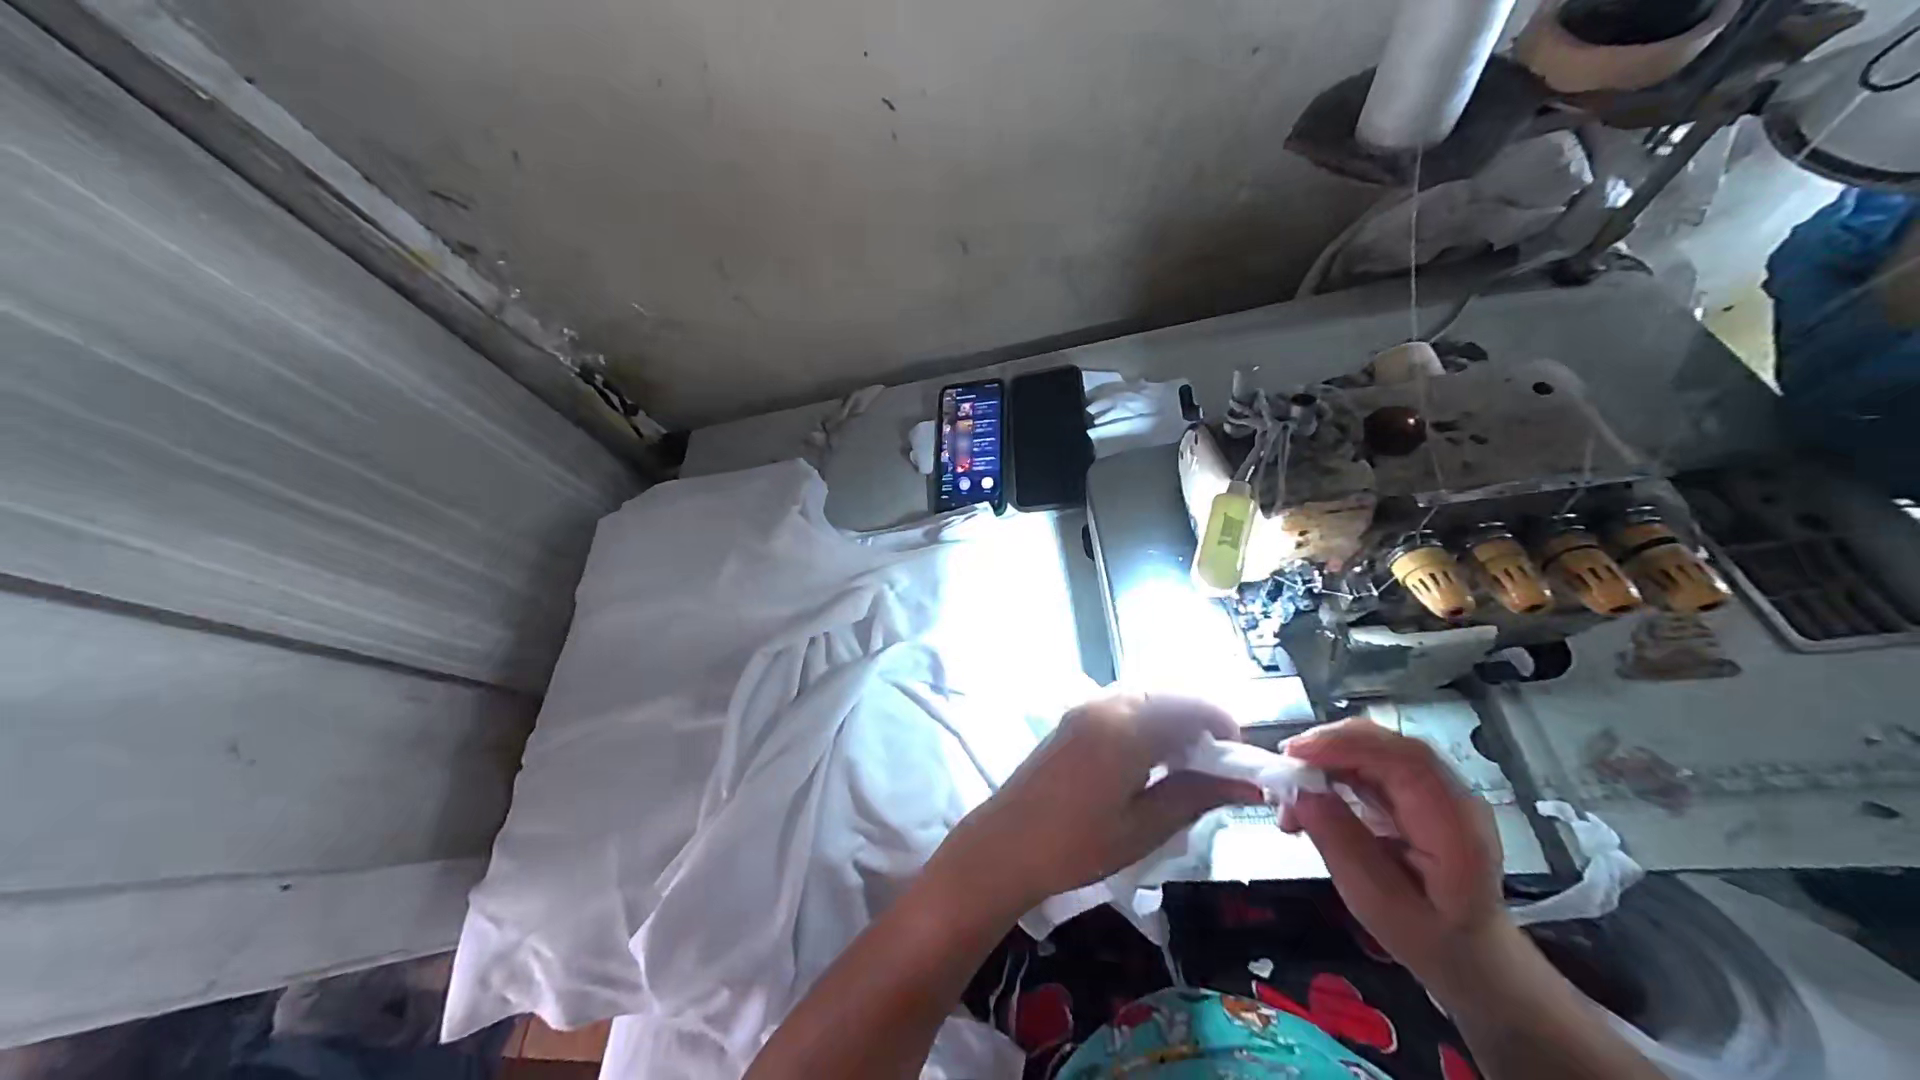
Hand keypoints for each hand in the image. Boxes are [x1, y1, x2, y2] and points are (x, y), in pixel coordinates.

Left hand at [933, 692, 1262, 913]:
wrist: (1004, 845)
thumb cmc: (1076, 844)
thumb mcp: (1144, 827)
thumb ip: (1196, 795)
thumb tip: (1246, 783)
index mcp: (1127, 727)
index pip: (1193, 709)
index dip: (1225, 730)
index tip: (1240, 764)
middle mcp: (1105, 705)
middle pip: (1170, 698)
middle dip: (1200, 725)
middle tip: (1215, 770)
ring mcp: (1083, 708)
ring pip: (1145, 700)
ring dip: (1172, 723)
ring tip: (1184, 768)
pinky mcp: (1071, 719)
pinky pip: (1122, 707)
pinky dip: (1146, 723)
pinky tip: (1147, 761)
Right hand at [1280, 719, 1510, 990]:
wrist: (1472, 954)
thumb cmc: (1428, 937)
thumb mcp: (1377, 904)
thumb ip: (1340, 844)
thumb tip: (1300, 793)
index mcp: (1456, 829)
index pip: (1405, 762)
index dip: (1346, 746)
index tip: (1294, 754)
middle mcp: (1453, 797)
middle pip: (1387, 744)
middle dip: (1327, 745)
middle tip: (1283, 768)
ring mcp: (1435, 789)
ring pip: (1374, 746)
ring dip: (1325, 756)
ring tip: (1291, 789)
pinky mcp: (1416, 789)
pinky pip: (1370, 760)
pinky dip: (1333, 766)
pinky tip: (1311, 791)